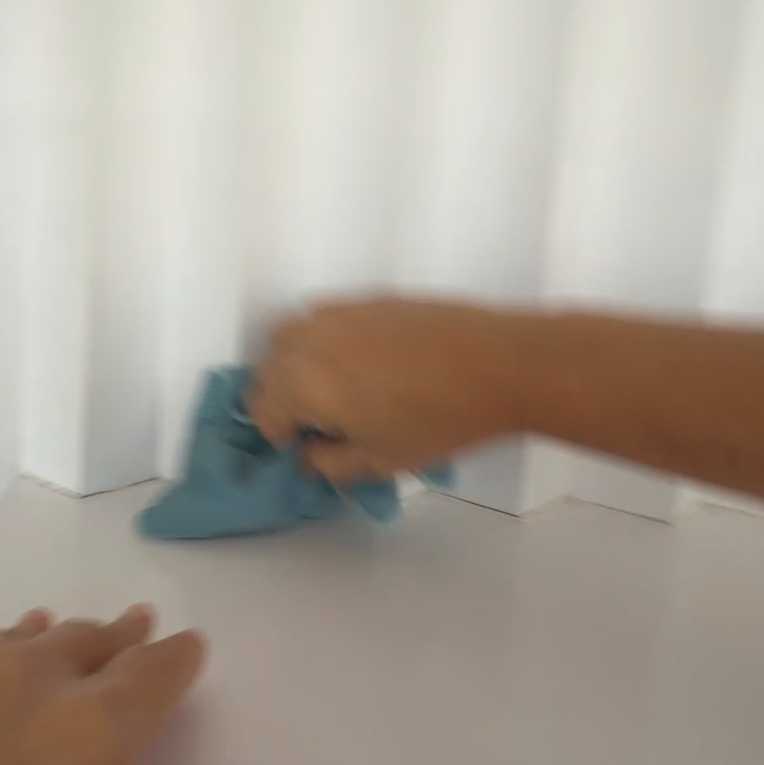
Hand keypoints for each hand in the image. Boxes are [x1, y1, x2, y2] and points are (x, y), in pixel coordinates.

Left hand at [0, 605, 334, 764]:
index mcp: (82, 731)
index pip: (155, 674)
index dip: (178, 660)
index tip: (190, 646)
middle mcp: (5, 683)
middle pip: (81, 643)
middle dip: (115, 642)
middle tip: (135, 631)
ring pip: (1, 644)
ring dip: (37, 643)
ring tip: (57, 631)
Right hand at [249, 297, 532, 482]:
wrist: (501, 364)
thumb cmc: (439, 421)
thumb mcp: (380, 461)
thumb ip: (328, 465)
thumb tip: (307, 456)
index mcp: (303, 384)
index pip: (262, 412)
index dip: (280, 438)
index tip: (310, 448)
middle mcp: (308, 341)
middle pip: (266, 372)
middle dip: (281, 401)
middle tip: (320, 422)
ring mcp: (336, 313)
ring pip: (288, 338)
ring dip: (295, 365)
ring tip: (333, 386)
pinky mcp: (364, 299)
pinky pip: (322, 318)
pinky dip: (324, 341)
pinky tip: (364, 361)